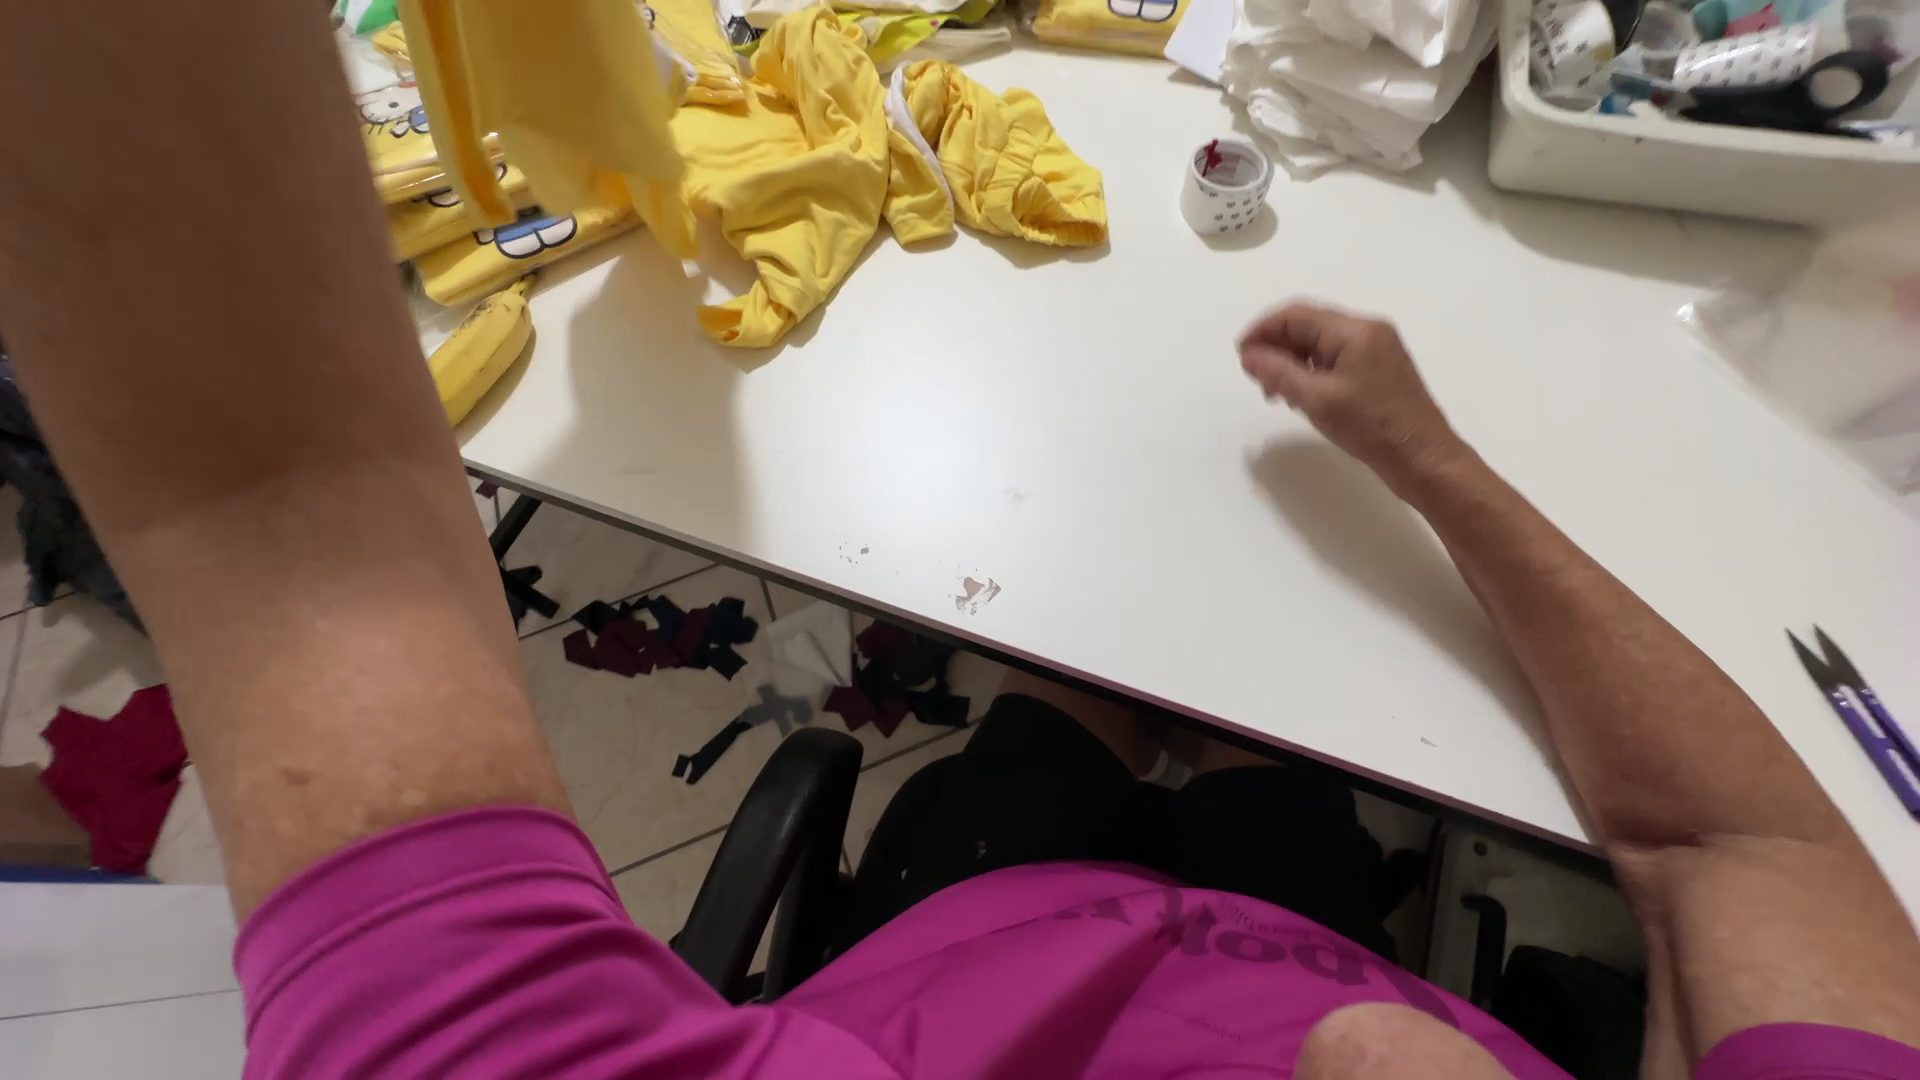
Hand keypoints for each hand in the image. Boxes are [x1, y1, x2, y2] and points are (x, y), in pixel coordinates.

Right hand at [1239, 302, 1465, 482]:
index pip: (1296, 315)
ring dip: (1290, 362)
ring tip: (1276, 395)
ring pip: (1318, 344)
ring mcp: (1375, 349)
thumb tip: (1248, 355)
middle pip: (1307, 326)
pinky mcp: (1376, 369)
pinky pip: (1333, 359)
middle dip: (1274, 348)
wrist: (1421, 456)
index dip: (1261, 331)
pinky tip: (1300, 397)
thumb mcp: (1316, 400)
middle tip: (1256, 381)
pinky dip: (1309, 372)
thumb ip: (1278, 373)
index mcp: (1354, 330)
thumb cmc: (1370, 427)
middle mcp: (1367, 331)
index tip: (1240, 359)